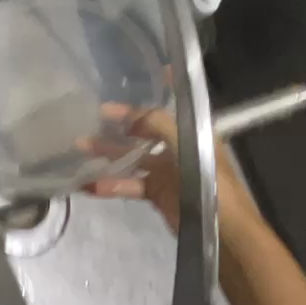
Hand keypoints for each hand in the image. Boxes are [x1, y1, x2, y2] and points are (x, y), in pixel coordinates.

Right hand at [83, 104, 257, 230]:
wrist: (224, 232)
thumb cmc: (212, 182)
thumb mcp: (188, 145)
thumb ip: (159, 124)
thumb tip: (130, 118)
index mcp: (193, 131)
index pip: (176, 103)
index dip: (163, 87)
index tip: (146, 71)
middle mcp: (179, 146)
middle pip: (146, 128)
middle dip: (122, 121)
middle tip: (97, 113)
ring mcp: (167, 170)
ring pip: (133, 155)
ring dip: (108, 151)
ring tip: (81, 145)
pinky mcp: (157, 193)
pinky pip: (130, 184)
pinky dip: (110, 185)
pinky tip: (89, 185)